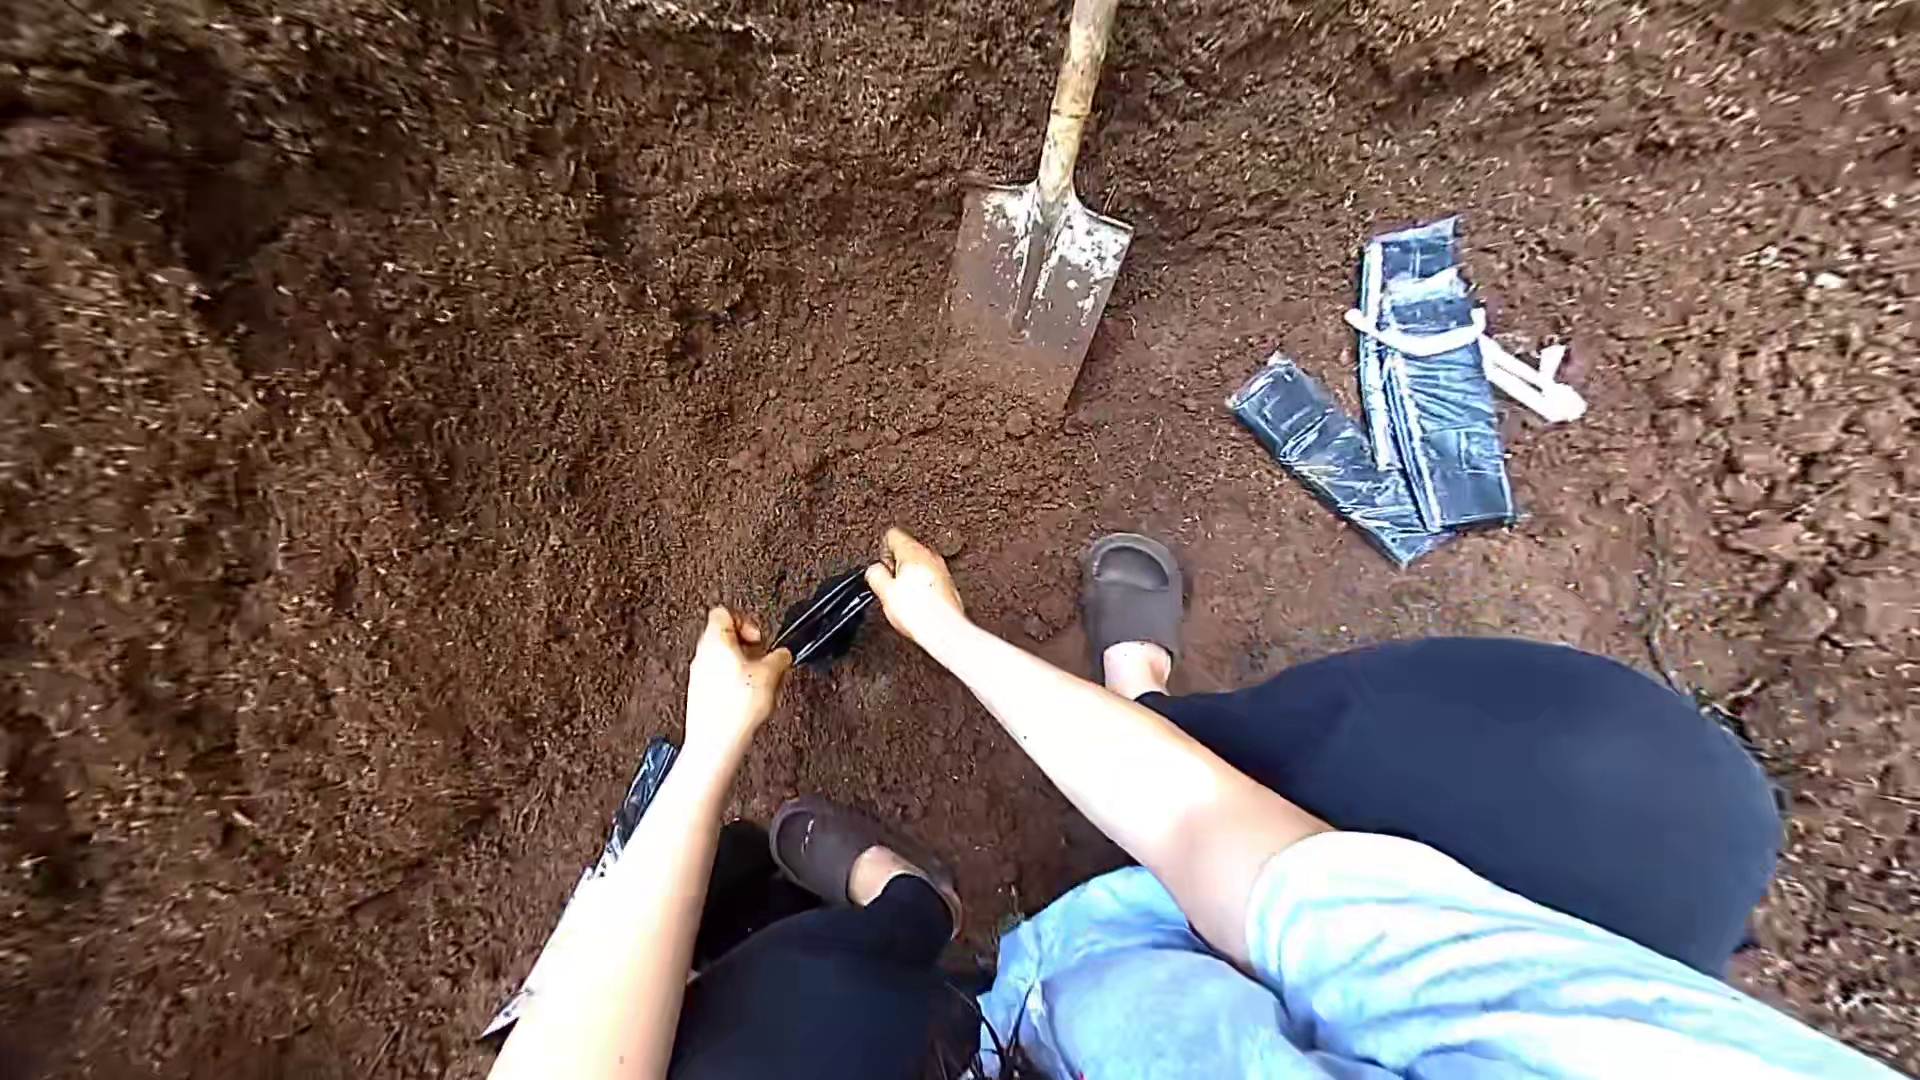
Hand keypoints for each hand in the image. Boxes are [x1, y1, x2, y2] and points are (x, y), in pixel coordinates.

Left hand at [684, 607, 791, 758]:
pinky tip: (749, 696)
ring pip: (723, 657)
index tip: (760, 637)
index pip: (723, 612)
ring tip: (759, 679)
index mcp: (715, 641)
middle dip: (748, 645)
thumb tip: (783, 654)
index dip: (746, 620)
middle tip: (762, 657)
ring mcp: (699, 675)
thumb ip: (780, 656)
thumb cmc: (736, 706)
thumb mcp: (771, 673)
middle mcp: (703, 655)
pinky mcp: (701, 694)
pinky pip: (719, 677)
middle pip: (724, 635)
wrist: (716, 742)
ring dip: (743, 664)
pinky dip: (735, 680)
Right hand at [865, 527, 969, 647]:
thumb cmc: (918, 611)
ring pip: (920, 564)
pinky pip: (930, 578)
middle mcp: (930, 556)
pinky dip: (923, 586)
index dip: (883, 551)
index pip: (892, 535)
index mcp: (912, 552)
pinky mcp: (948, 584)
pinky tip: (918, 603)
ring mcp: (941, 569)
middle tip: (892, 585)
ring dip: (910, 576)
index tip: (882, 568)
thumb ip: (875, 575)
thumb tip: (875, 570)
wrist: (943, 629)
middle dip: (897, 565)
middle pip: (907, 549)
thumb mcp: (884, 592)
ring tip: (905, 597)